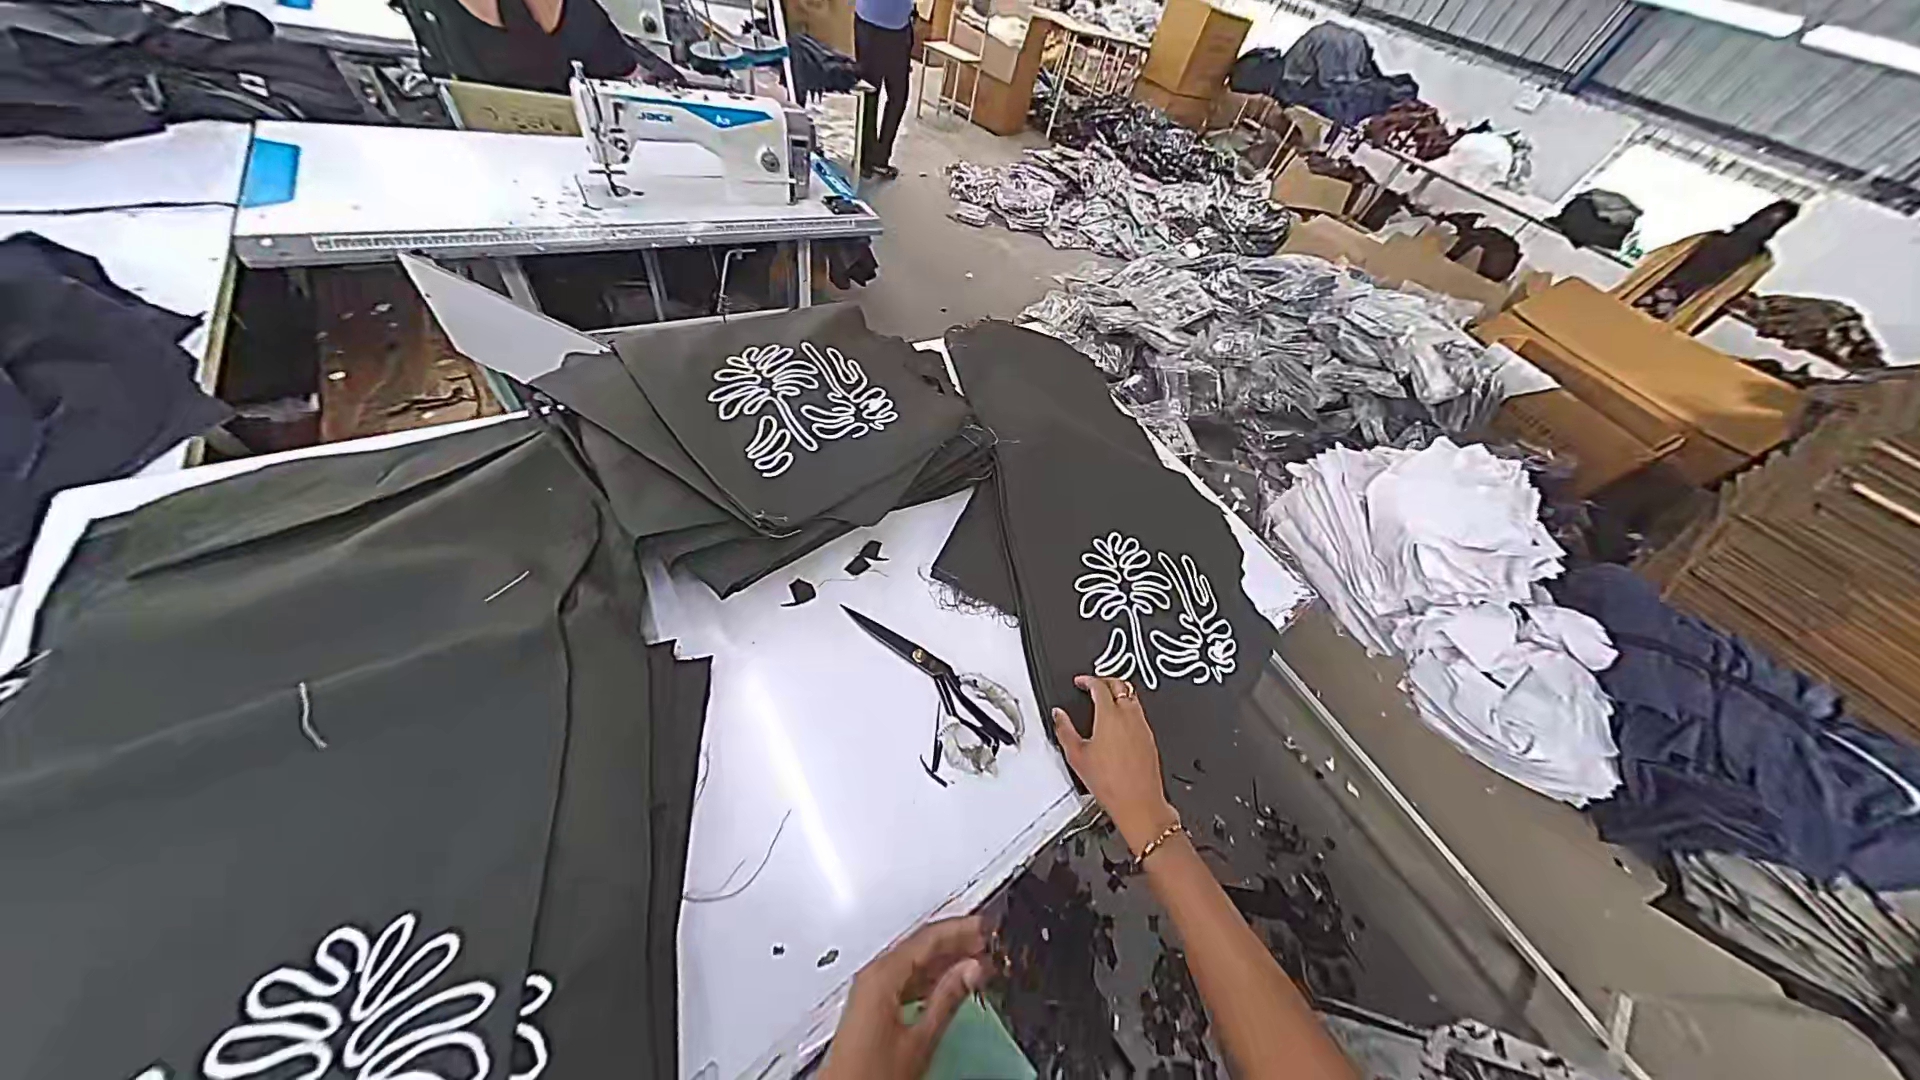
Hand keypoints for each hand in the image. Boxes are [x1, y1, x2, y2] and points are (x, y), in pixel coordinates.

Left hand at [818, 916, 988, 1079]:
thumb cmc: (873, 1077)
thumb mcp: (919, 1041)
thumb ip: (947, 999)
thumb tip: (972, 968)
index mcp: (882, 974)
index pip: (928, 937)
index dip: (960, 929)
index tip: (986, 927)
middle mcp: (874, 974)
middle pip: (921, 945)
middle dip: (956, 941)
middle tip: (987, 941)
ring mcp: (871, 989)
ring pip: (914, 962)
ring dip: (946, 959)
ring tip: (976, 960)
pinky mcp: (873, 1005)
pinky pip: (906, 978)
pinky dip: (931, 977)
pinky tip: (951, 983)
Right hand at [1052, 675, 1179, 852]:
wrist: (1139, 802)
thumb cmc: (1111, 783)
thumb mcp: (1076, 755)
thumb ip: (1064, 729)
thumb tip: (1058, 715)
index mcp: (1110, 716)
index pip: (1100, 686)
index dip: (1088, 679)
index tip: (1081, 681)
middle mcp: (1129, 717)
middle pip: (1120, 684)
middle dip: (1105, 680)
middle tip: (1094, 684)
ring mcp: (1142, 726)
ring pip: (1132, 697)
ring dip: (1119, 692)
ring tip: (1106, 699)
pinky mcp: (1150, 737)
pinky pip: (1140, 713)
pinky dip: (1128, 708)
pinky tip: (1119, 722)